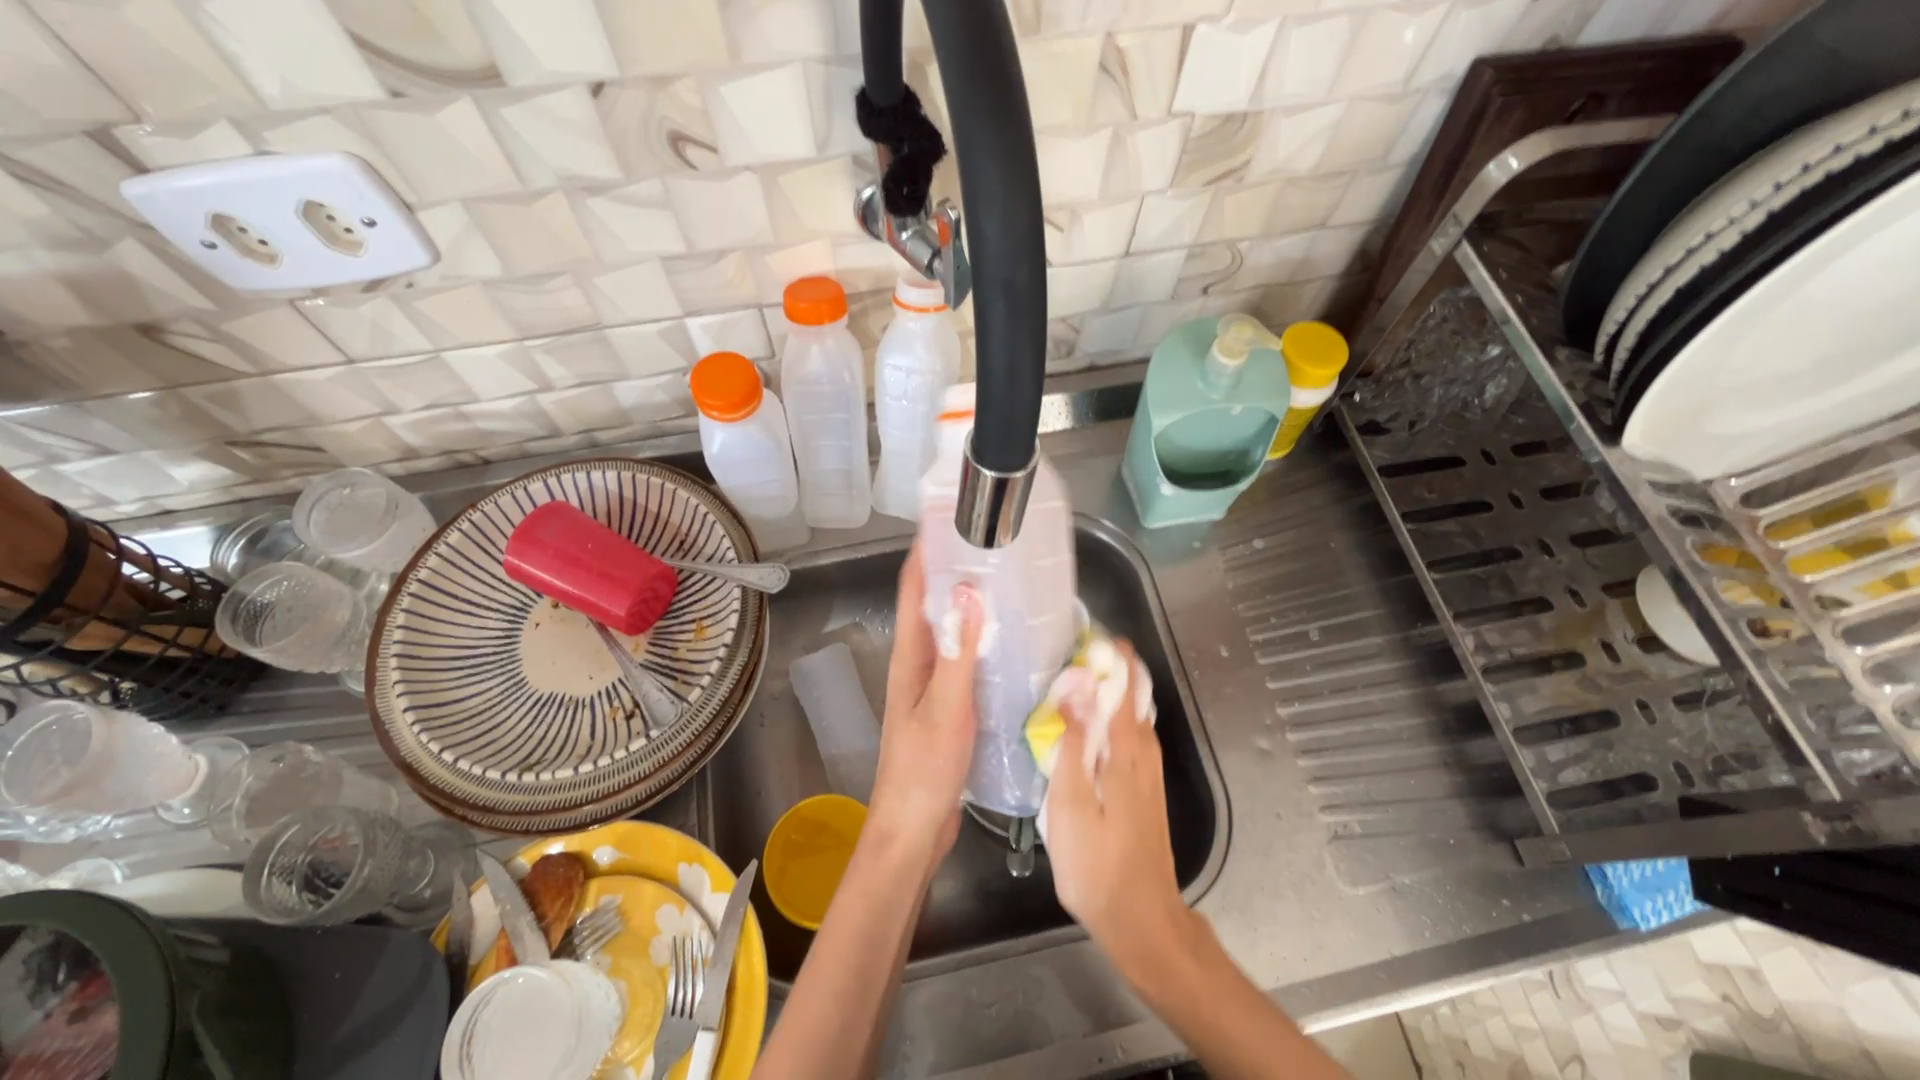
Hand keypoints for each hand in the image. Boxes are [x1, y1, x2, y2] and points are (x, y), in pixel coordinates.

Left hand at [866, 543, 983, 869]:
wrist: (914, 827)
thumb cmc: (924, 769)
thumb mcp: (945, 707)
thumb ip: (958, 653)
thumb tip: (968, 591)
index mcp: (910, 657)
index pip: (914, 589)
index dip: (926, 550)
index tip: (948, 515)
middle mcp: (919, 664)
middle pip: (934, 604)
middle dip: (956, 570)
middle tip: (995, 543)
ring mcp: (934, 686)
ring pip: (954, 632)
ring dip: (973, 605)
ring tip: (1010, 582)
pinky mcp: (950, 706)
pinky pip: (968, 662)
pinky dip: (986, 643)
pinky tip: (1014, 644)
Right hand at [1044, 642, 1188, 962]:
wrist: (1140, 918)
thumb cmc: (1097, 865)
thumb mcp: (1069, 806)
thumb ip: (1070, 745)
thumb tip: (1072, 691)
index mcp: (1127, 752)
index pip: (1126, 687)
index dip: (1114, 657)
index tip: (1093, 634)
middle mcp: (1144, 755)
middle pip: (1133, 699)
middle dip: (1109, 672)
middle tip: (1070, 656)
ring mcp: (1148, 775)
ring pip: (1132, 719)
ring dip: (1110, 696)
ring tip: (1073, 683)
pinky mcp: (1145, 792)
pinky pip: (1129, 739)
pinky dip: (1111, 722)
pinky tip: (1086, 730)